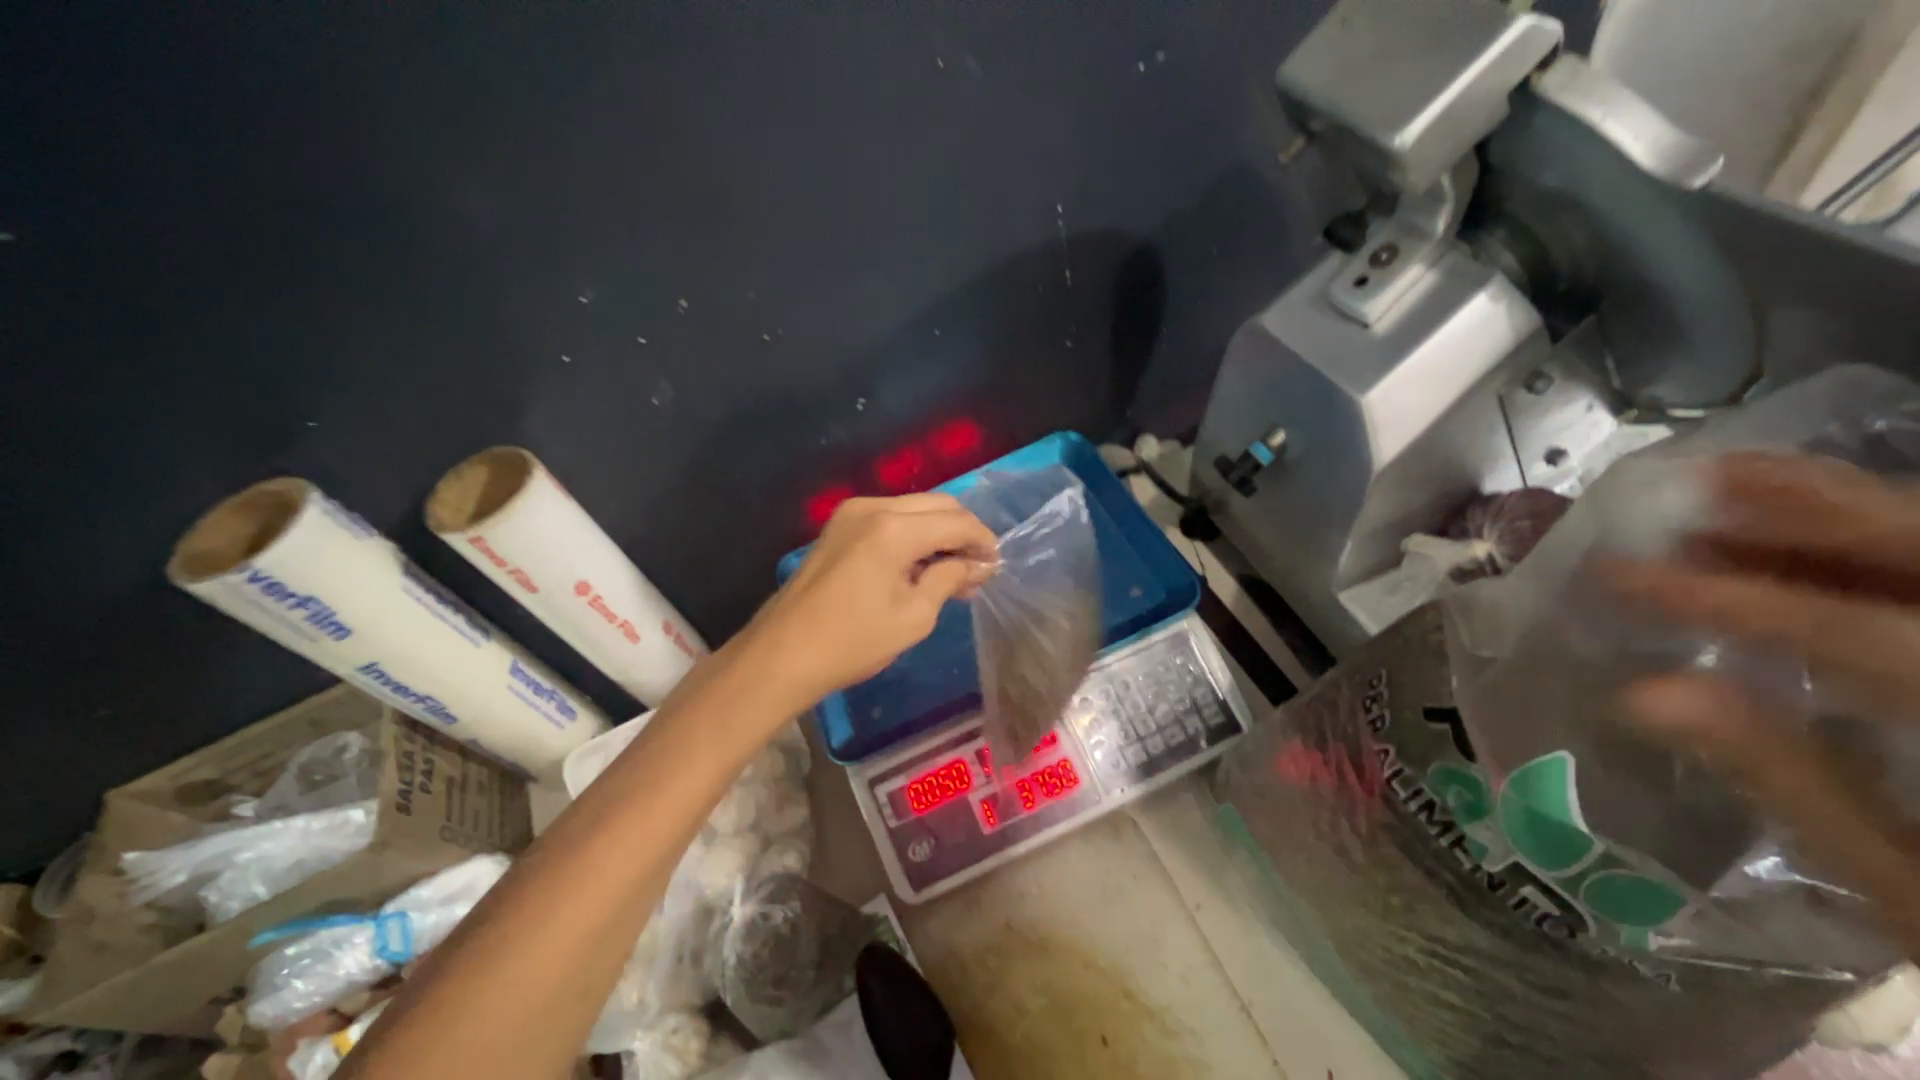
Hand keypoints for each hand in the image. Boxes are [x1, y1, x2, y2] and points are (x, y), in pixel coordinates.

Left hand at [735, 493, 996, 708]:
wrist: (783, 654)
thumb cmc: (853, 641)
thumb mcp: (914, 616)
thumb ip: (950, 578)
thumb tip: (978, 565)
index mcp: (894, 528)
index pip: (957, 521)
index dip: (983, 542)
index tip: (997, 567)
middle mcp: (872, 507)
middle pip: (937, 504)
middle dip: (963, 532)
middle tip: (979, 569)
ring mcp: (850, 513)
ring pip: (914, 508)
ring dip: (938, 533)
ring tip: (953, 572)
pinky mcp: (838, 526)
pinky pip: (890, 518)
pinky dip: (913, 535)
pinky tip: (922, 566)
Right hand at [1602, 452, 1919, 958]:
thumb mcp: (1894, 878)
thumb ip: (1781, 776)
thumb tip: (1644, 696)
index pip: (1847, 634)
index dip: (1723, 598)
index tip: (1615, 574)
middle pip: (1916, 556)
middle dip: (1798, 507)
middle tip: (1690, 479)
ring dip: (1821, 513)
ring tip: (1720, 488)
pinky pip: (1919, 575)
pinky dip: (1855, 542)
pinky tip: (1780, 536)